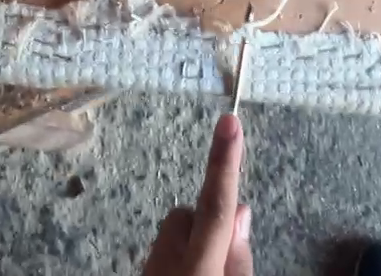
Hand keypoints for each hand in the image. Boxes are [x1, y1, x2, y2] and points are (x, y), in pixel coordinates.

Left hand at [142, 114, 253, 275]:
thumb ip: (239, 260)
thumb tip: (241, 212)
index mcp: (196, 268)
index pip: (216, 207)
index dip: (225, 163)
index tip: (230, 120)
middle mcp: (165, 260)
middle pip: (189, 215)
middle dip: (208, 228)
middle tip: (223, 266)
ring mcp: (147, 265)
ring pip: (175, 232)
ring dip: (193, 247)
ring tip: (204, 274)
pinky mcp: (139, 270)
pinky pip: (163, 252)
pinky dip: (177, 261)